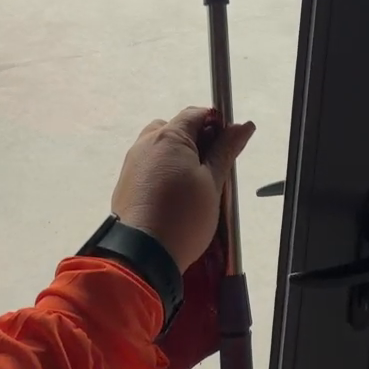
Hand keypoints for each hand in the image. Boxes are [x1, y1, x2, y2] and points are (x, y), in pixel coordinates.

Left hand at [112, 107, 254, 271]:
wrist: (142, 254)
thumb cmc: (184, 215)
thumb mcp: (213, 182)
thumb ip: (226, 150)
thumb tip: (244, 126)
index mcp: (169, 136)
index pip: (196, 114)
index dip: (216, 125)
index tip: (227, 147)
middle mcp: (146, 143)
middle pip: (175, 129)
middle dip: (195, 141)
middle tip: (210, 169)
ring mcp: (132, 163)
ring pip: (159, 148)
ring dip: (177, 158)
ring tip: (191, 187)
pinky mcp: (124, 184)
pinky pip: (147, 167)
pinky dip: (162, 174)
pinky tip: (172, 199)